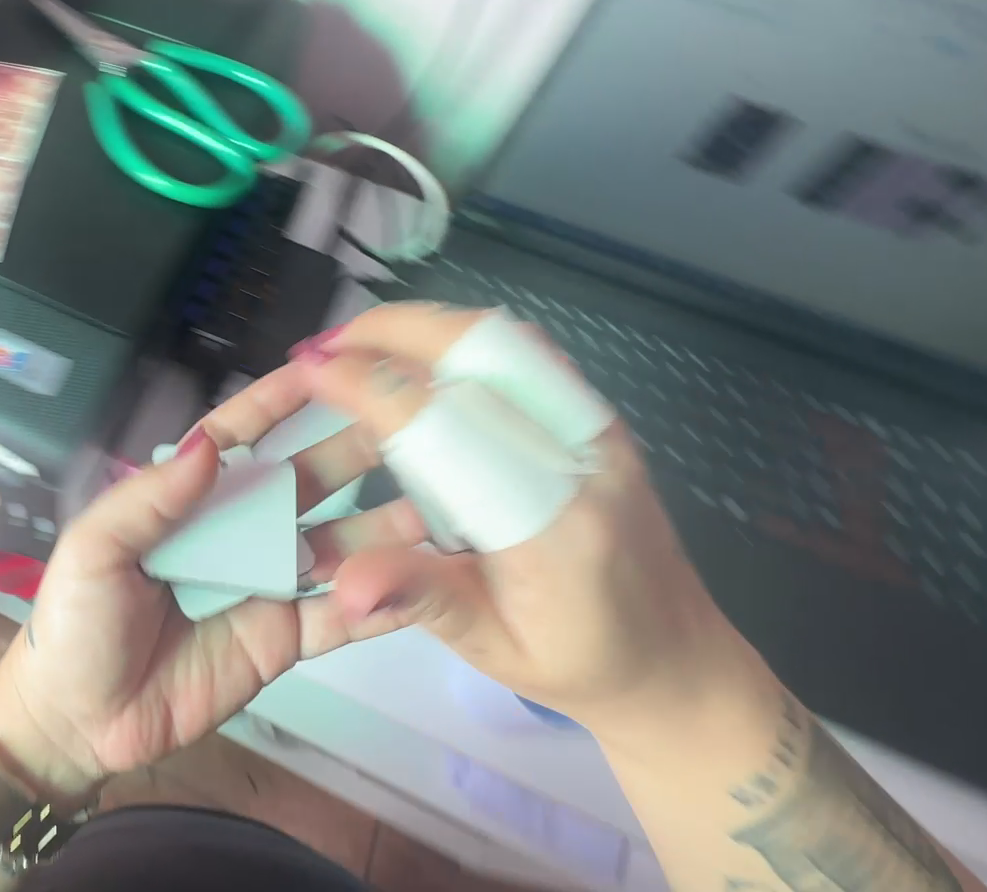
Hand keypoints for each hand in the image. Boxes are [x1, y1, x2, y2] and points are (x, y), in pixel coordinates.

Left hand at [0, 362, 414, 799]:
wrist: (82, 721)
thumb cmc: (76, 623)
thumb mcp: (95, 550)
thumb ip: (150, 498)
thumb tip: (207, 445)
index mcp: (185, 502)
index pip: (237, 440)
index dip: (276, 405)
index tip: (323, 369)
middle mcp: (232, 533)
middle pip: (299, 484)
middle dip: (349, 454)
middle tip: (409, 427)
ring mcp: (262, 585)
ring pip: (331, 545)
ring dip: (380, 526)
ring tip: (437, 501)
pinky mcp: (282, 639)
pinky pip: (336, 616)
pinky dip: (377, 599)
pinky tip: (420, 579)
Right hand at [299, 303, 768, 741]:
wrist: (677, 660)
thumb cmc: (576, 660)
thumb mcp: (489, 647)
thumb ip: (416, 598)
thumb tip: (338, 581)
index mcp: (551, 520)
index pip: (447, 426)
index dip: (371, 387)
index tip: (308, 369)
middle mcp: (580, 455)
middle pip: (482, 350)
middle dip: (389, 331)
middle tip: (321, 346)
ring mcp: (593, 427)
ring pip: (501, 338)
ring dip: (417, 326)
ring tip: (351, 344)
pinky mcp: (591, 417)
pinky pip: (516, 351)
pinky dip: (451, 337)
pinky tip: (409, 355)